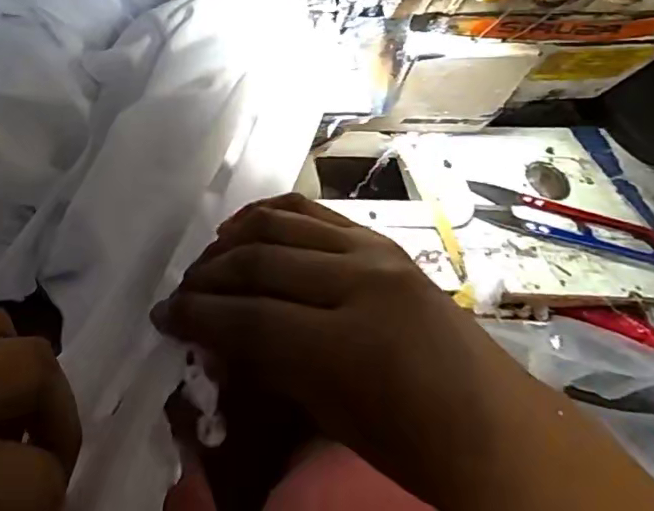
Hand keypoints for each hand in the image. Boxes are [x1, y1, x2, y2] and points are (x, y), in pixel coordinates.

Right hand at [150, 194, 498, 508]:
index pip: (249, 317)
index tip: (162, 315)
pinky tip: (246, 225)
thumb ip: (268, 362)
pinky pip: (312, 212)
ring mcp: (373, 252)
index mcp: (347, 346)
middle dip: (208, 277)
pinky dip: (270, 214)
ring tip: (208, 258)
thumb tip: (214, 333)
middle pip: (259, 263)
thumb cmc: (410, 441)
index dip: (197, 315)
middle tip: (179, 291)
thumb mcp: (327, 414)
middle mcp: (358, 282)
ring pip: (280, 226)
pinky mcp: (381, 239)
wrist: (491, 426)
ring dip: (234, 239)